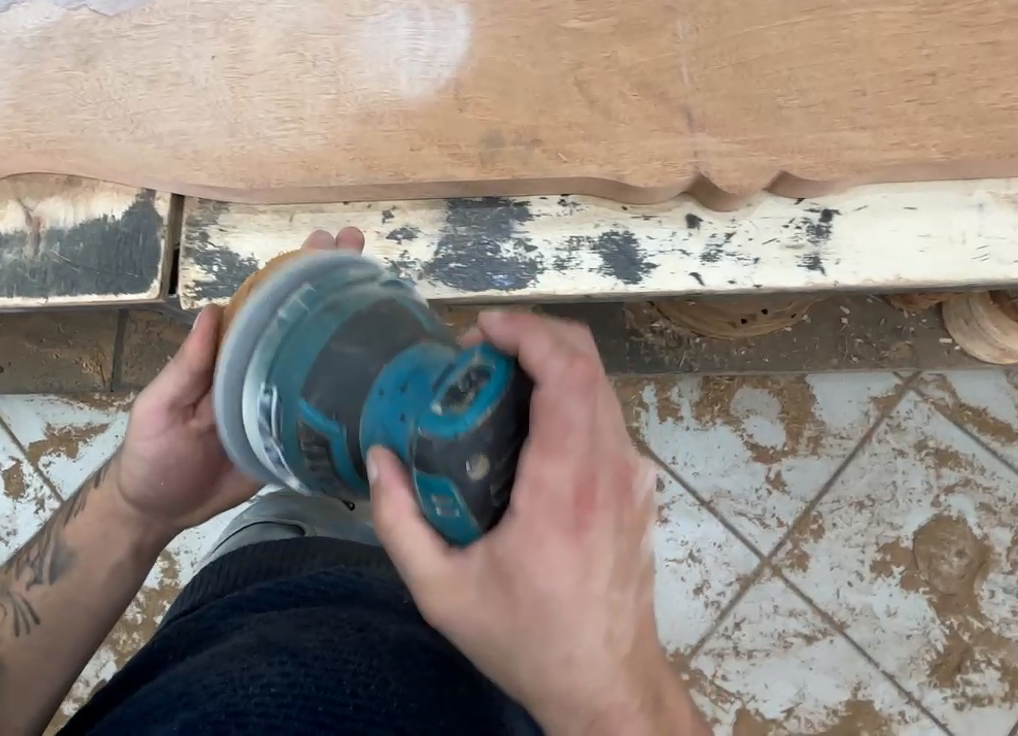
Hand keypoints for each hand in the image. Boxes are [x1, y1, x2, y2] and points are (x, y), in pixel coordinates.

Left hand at [106, 226, 365, 541]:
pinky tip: (382, 370)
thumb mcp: (161, 406)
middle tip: (359, 246)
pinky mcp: (295, 437)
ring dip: (348, 324)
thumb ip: (187, 366)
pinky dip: (351, 388)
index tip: (323, 242)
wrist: (162, 511)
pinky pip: (325, 407)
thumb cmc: (153, 453)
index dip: (295, 271)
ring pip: (319, 358)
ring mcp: (282, 400)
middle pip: (301, 320)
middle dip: (331, 282)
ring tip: (379, 288)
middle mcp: (262, 369)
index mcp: (231, 354)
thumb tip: (212, 309)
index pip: (267, 303)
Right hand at [367, 311, 702, 735]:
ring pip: (598, 383)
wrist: (609, 687)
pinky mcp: (637, 483)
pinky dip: (567, 391)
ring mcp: (633, 473)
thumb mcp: (441, 592)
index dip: (526, 333)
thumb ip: (399, 521)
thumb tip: (379, 457)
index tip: (481, 330)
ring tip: (494, 378)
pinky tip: (526, 420)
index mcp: (566, 486)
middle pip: (586, 361)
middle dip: (532, 334)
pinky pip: (604, 413)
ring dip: (549, 361)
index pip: (567, 374)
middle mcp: (610, 466)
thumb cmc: (526, 639)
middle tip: (478, 349)